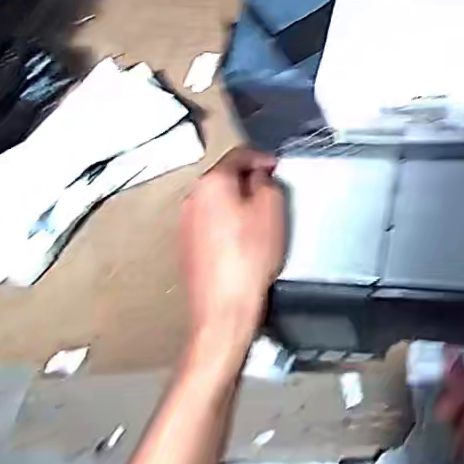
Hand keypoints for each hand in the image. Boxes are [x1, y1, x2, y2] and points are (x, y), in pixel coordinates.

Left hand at [179, 147, 285, 356]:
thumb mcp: (272, 207)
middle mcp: (192, 200)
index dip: (262, 158)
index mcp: (211, 184)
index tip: (276, 167)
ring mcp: (186, 224)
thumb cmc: (249, 257)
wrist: (224, 308)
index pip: (238, 154)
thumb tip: (259, 176)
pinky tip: (247, 240)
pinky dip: (230, 223)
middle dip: (250, 181)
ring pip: (219, 200)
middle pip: (226, 176)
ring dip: (240, 202)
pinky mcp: (189, 246)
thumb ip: (266, 181)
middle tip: (274, 192)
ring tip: (263, 219)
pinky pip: (213, 222)